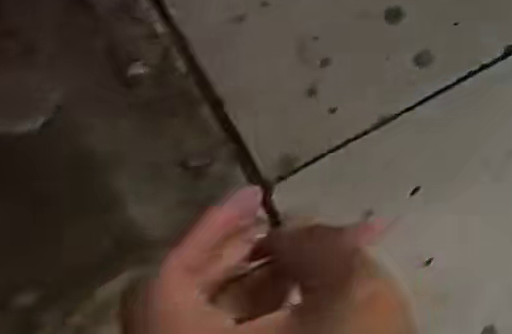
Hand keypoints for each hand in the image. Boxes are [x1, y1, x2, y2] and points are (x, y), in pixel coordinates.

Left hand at [126, 187, 413, 333]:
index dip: (208, 229)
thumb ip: (314, 243)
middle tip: (278, 218)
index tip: (256, 192)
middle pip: (182, 299)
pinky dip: (268, 301)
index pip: (164, 282)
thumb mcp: (347, 283)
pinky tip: (313, 277)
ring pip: (210, 318)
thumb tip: (287, 230)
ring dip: (262, 271)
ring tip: (317, 242)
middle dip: (238, 249)